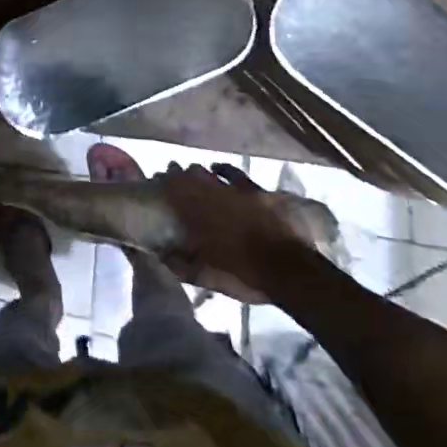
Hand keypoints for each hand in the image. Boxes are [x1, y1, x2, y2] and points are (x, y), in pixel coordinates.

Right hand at [159, 163, 322, 299]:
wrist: (290, 272)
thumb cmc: (245, 276)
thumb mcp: (208, 278)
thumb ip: (182, 265)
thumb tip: (160, 254)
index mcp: (197, 219)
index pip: (172, 192)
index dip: (163, 185)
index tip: (156, 182)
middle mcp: (211, 199)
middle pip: (188, 178)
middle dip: (177, 175)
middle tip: (170, 175)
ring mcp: (234, 192)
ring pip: (208, 174)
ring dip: (196, 172)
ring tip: (190, 171)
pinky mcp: (255, 192)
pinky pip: (235, 174)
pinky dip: (224, 169)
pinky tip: (217, 168)